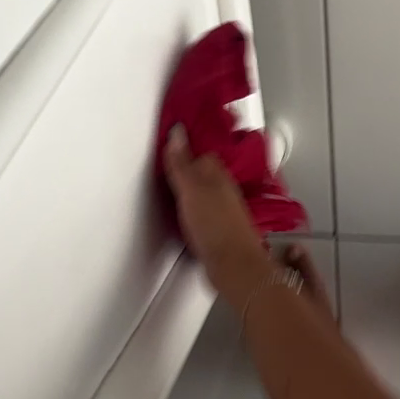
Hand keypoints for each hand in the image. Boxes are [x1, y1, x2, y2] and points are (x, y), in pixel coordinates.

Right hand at [162, 124, 274, 304]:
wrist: (233, 266)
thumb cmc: (214, 226)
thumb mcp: (191, 190)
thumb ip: (181, 163)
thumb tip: (177, 132)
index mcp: (217, 174)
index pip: (201, 152)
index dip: (185, 147)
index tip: (169, 143)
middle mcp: (222, 189)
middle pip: (202, 171)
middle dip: (187, 167)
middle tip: (167, 163)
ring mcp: (222, 209)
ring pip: (203, 191)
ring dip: (189, 188)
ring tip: (171, 185)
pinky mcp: (218, 229)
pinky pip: (202, 209)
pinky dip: (191, 207)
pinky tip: (183, 213)